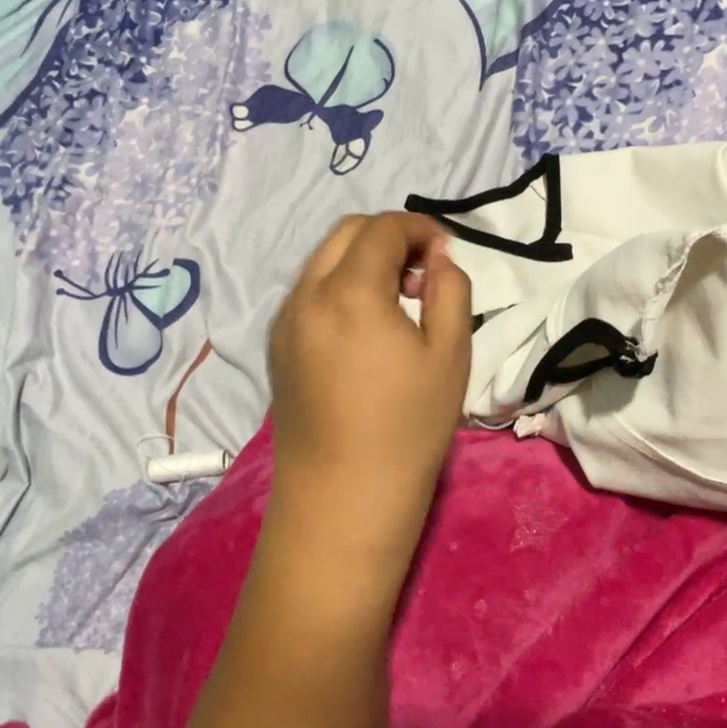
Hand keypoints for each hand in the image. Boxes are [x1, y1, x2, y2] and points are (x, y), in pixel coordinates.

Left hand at [268, 212, 471, 509]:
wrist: (342, 500)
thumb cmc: (408, 428)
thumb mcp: (450, 354)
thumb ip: (450, 289)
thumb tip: (439, 258)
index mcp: (350, 291)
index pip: (383, 228)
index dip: (421, 228)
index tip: (447, 253)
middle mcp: (307, 295)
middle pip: (346, 233)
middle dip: (389, 237)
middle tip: (424, 274)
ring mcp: (284, 321)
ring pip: (323, 260)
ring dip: (363, 260)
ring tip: (398, 302)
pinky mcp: (276, 348)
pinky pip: (308, 292)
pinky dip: (339, 285)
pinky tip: (365, 329)